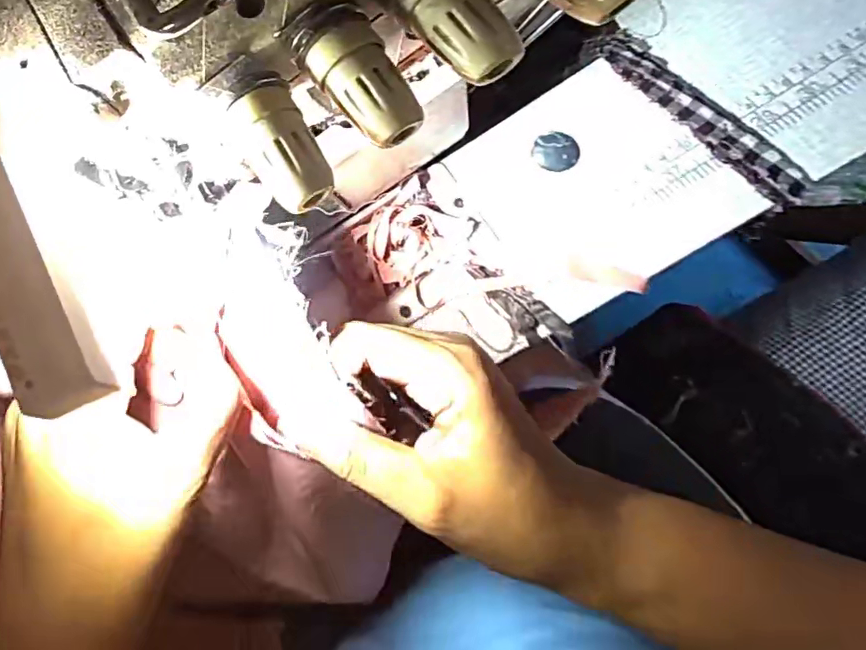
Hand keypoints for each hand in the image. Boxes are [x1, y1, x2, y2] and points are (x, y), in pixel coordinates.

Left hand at [0, 325, 239, 648]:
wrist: (54, 636)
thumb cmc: (115, 565)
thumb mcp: (178, 480)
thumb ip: (212, 404)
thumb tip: (222, 348)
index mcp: (61, 399)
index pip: (117, 318)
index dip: (166, 305)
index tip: (205, 308)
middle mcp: (34, 394)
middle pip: (105, 333)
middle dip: (158, 339)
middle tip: (197, 360)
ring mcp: (28, 413)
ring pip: (93, 355)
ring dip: (141, 361)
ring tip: (175, 390)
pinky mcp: (33, 432)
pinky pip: (81, 381)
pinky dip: (121, 382)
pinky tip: (148, 410)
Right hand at [279, 321, 596, 590]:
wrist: (567, 524)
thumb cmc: (501, 513)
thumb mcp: (421, 495)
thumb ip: (356, 455)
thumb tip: (299, 423)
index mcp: (445, 364)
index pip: (360, 340)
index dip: (333, 375)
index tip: (333, 421)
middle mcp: (448, 344)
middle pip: (370, 342)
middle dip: (347, 384)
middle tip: (352, 436)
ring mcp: (454, 354)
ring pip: (382, 354)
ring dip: (364, 392)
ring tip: (371, 438)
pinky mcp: (455, 370)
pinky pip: (400, 367)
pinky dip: (384, 395)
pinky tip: (391, 432)